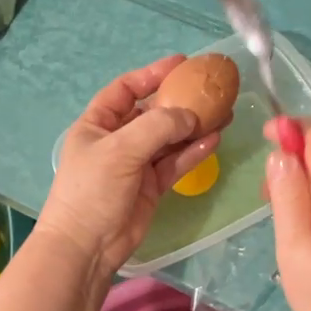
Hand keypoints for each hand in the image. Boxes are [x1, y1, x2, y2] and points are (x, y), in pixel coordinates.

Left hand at [39, 56, 220, 273]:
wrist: (86, 246)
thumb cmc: (93, 191)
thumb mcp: (120, 150)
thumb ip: (157, 127)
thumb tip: (190, 116)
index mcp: (97, 125)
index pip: (124, 90)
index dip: (151, 75)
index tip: (181, 64)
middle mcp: (116, 141)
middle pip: (151, 113)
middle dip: (180, 102)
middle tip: (212, 91)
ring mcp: (134, 165)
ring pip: (168, 139)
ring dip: (193, 127)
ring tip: (224, 113)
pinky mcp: (150, 188)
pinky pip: (174, 164)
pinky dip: (192, 153)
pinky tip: (214, 140)